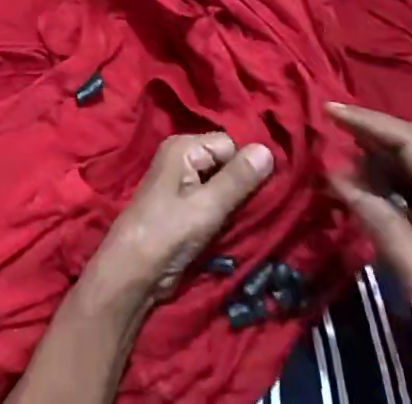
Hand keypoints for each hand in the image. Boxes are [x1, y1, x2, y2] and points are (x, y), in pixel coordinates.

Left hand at [85, 132, 274, 309]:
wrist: (137, 268)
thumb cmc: (168, 231)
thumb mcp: (208, 205)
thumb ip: (238, 178)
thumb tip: (268, 148)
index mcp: (183, 147)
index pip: (231, 143)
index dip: (251, 163)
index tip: (275, 185)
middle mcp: (183, 157)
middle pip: (228, 160)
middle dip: (248, 181)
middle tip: (274, 202)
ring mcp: (184, 180)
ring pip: (225, 181)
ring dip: (242, 198)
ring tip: (265, 213)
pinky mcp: (188, 203)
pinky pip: (218, 198)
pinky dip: (231, 208)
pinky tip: (248, 220)